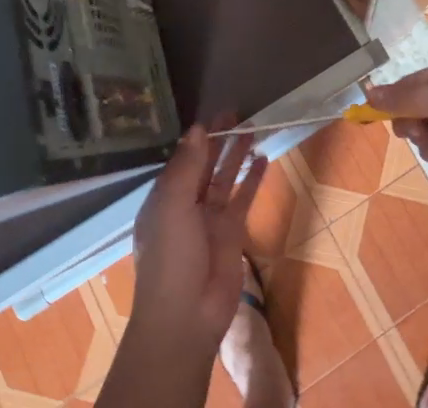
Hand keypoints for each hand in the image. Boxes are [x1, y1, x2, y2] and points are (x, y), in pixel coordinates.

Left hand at [130, 124, 268, 351]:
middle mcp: (186, 206)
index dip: (197, 138)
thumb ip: (187, 167)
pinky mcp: (232, 232)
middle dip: (218, 141)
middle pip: (204, 166)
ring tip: (253, 129)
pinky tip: (263, 159)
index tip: (213, 115)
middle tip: (237, 113)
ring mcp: (210, 220)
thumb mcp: (172, 206)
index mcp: (163, 199)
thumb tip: (197, 128)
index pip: (182, 161)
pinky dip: (252, 180)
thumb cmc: (171, 257)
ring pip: (225, 178)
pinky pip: (243, 198)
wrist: (186, 314)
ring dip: (236, 155)